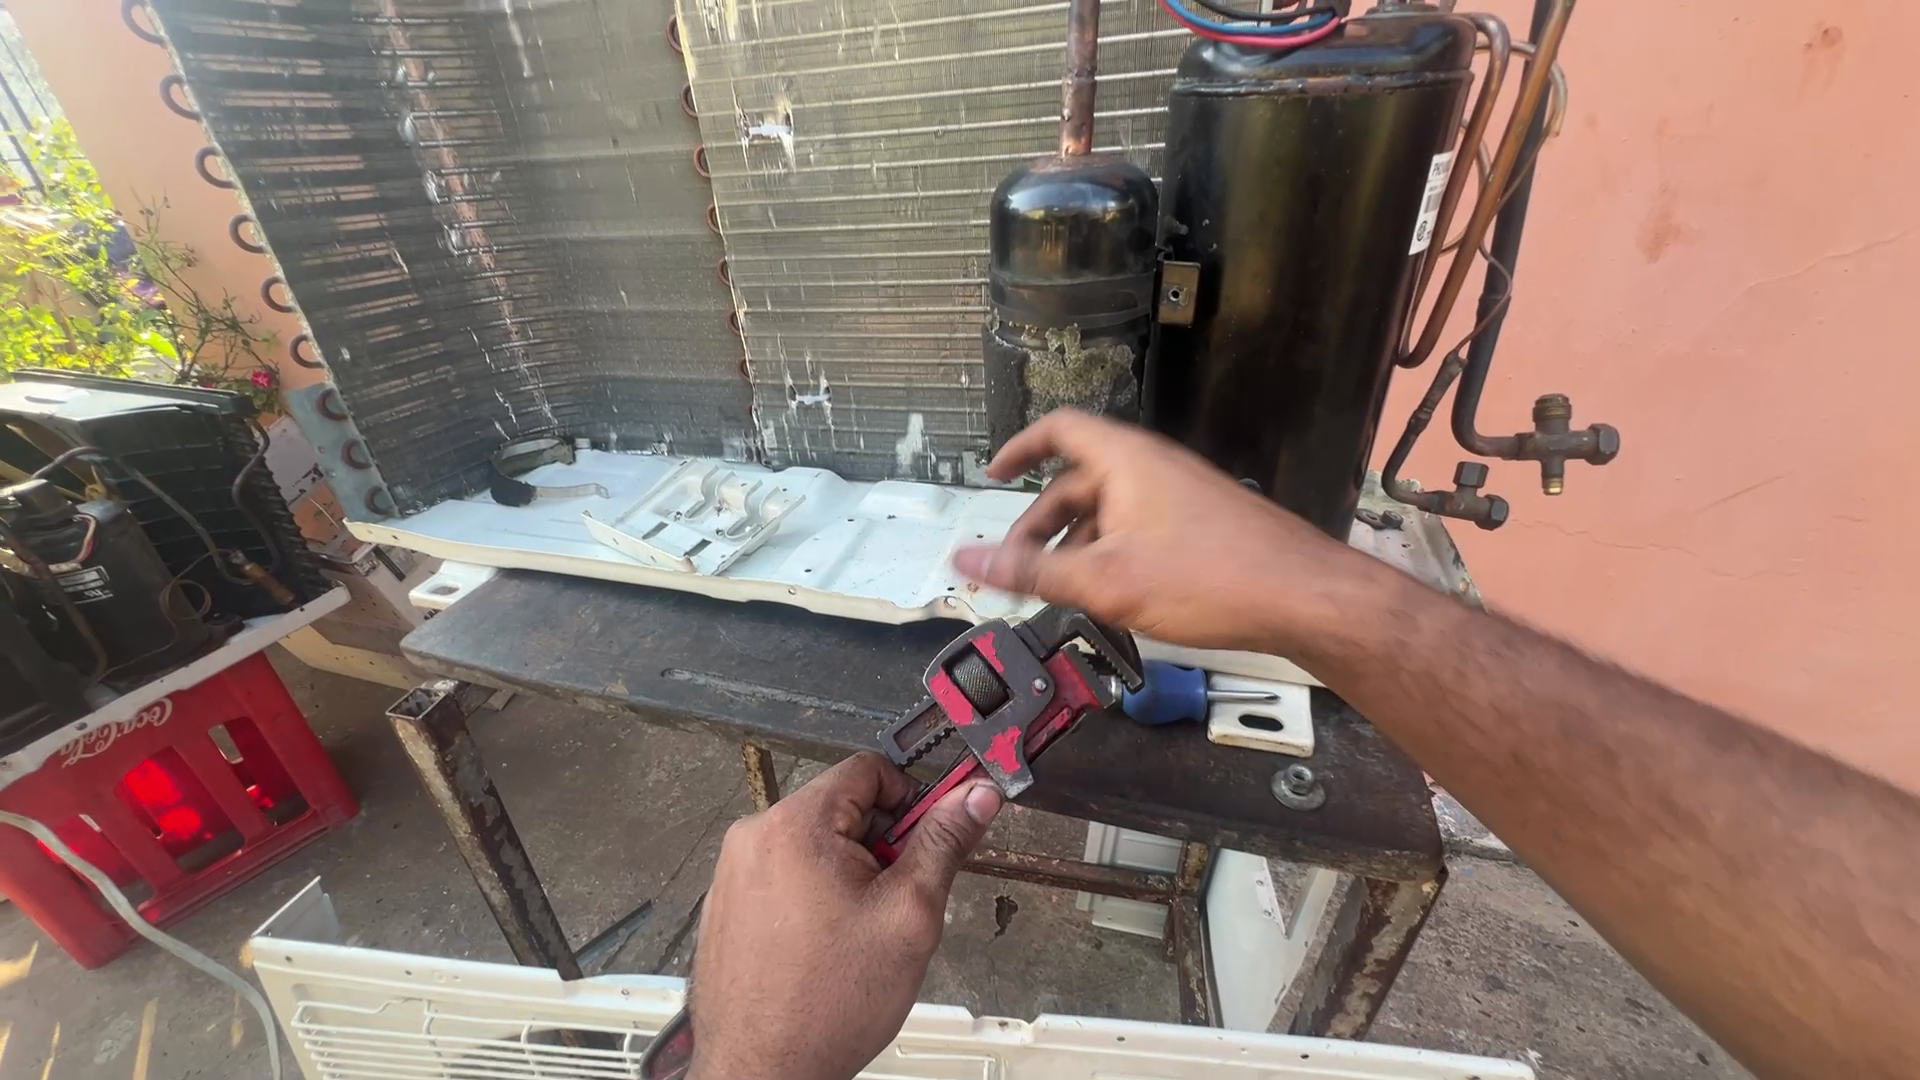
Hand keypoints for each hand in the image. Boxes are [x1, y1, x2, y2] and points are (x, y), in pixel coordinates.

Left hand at [686, 754, 1001, 1079]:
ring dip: (848, 867)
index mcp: (797, 823)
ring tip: (858, 926)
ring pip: (816, 839)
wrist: (763, 1076)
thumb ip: (944, 843)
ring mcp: (736, 867)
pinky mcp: (727, 899)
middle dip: (879, 841)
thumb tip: (976, 795)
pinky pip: (785, 868)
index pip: (868, 770)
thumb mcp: (908, 914)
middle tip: (892, 895)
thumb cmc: (830, 1002)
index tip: (923, 839)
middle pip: (841, 804)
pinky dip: (814, 888)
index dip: (908, 798)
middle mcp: (757, 833)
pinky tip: (825, 939)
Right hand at [952, 409, 1386, 654]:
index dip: (1019, 447)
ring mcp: (1177, 495)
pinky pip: (1135, 527)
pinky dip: (1107, 552)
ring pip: (1106, 510)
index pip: (1058, 430)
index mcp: (1124, 461)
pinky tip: (1107, 594)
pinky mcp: (1197, 523)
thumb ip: (1031, 570)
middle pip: (1076, 480)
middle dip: (1040, 521)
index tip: (993, 473)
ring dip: (1073, 543)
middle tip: (1017, 565)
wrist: (1305, 599)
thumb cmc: (1207, 578)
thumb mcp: (1104, 579)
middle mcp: (1150, 468)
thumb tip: (967, 559)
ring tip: (1059, 589)